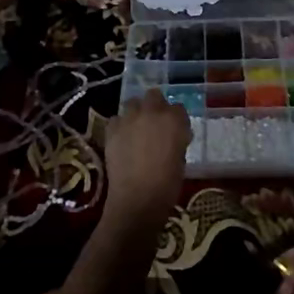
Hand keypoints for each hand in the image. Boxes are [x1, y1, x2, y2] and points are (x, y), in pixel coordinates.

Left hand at [101, 90, 190, 233]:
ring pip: (132, 103)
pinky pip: (116, 119)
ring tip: (136, 128)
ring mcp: (129, 118)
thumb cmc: (167, 184)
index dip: (176, 119)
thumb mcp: (181, 158)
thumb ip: (176, 139)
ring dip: (136, 112)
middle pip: (154, 95)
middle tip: (155, 122)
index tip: (175, 130)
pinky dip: (120, 125)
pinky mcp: (111, 129)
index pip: (178, 108)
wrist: (138, 198)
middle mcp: (152, 112)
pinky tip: (122, 139)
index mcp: (174, 120)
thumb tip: (171, 136)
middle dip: (155, 105)